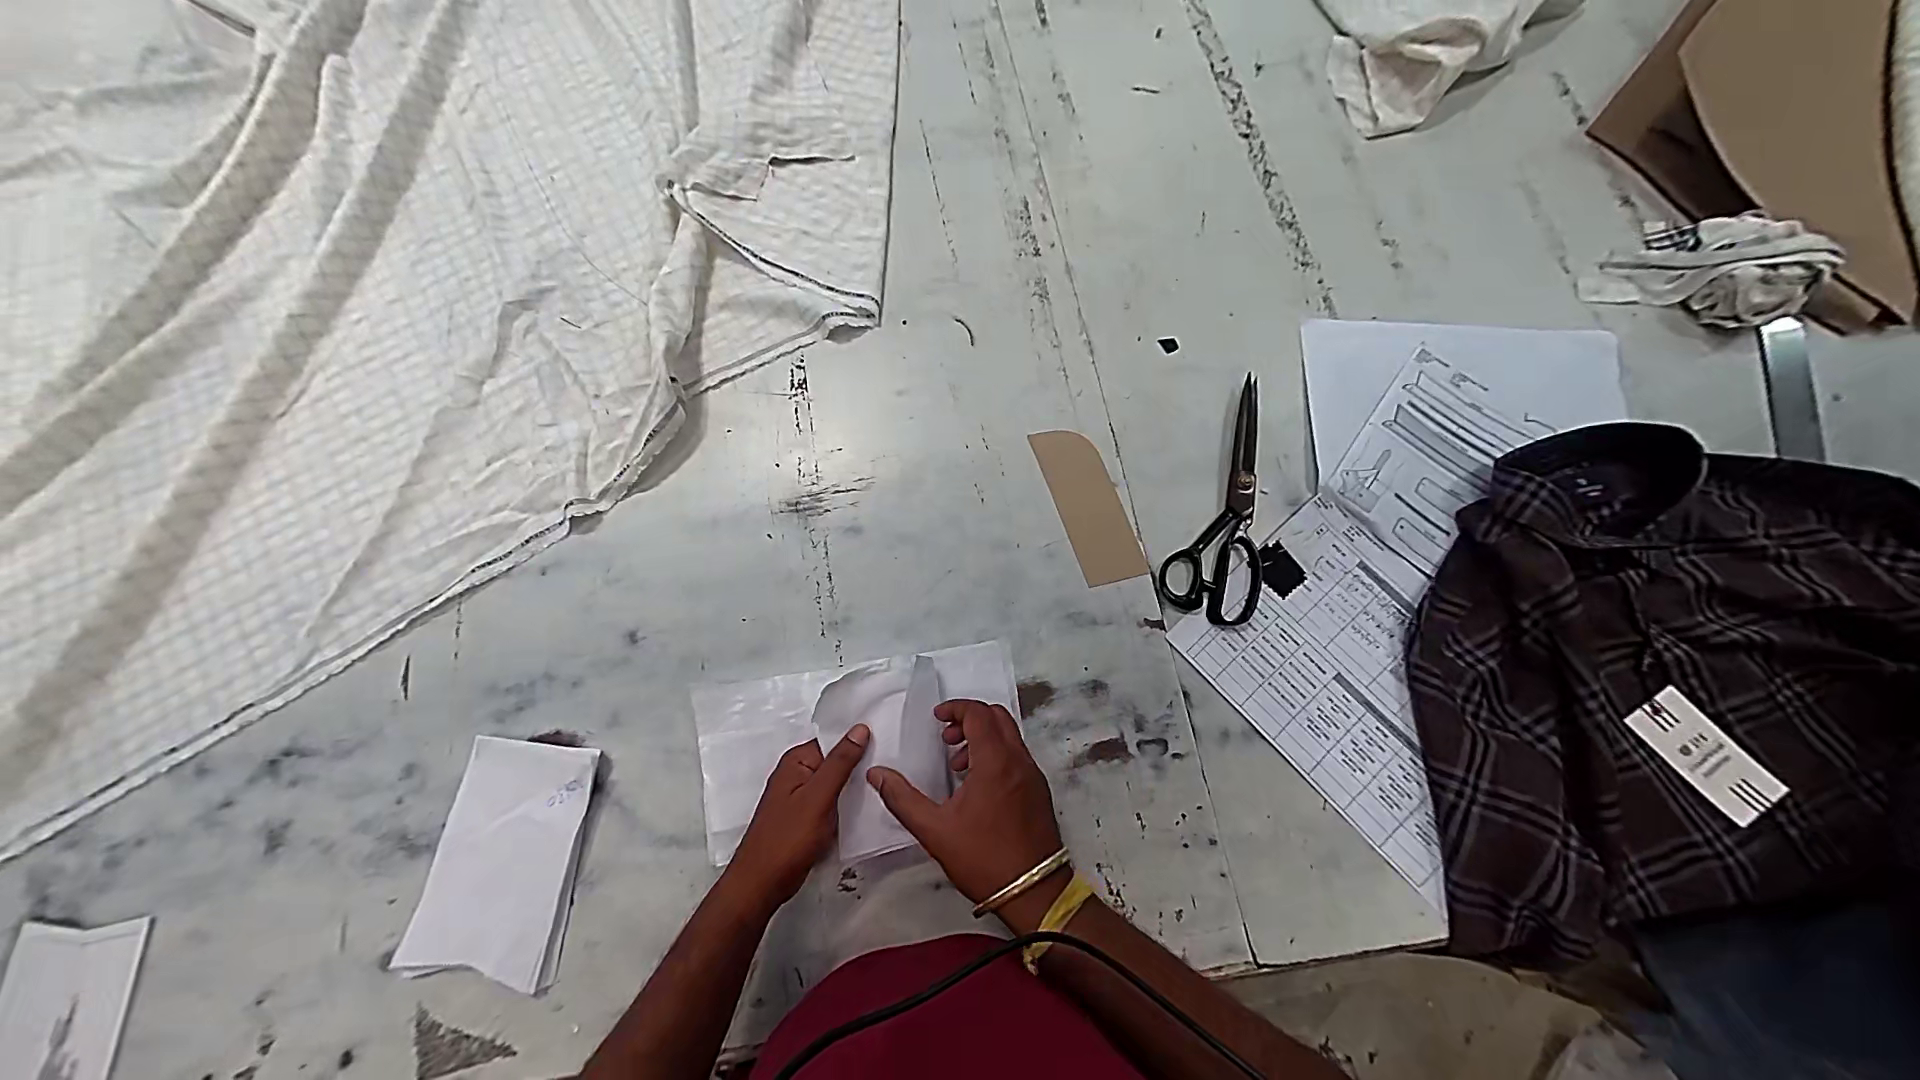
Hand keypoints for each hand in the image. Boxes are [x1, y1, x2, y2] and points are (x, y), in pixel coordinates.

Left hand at [725, 725, 869, 909]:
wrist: (763, 885)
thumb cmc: (785, 840)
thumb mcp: (819, 796)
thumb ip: (840, 762)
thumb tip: (858, 730)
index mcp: (797, 761)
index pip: (834, 739)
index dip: (859, 740)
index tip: (887, 740)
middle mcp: (797, 774)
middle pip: (836, 760)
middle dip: (859, 763)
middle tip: (890, 763)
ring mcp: (802, 797)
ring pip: (837, 783)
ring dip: (855, 786)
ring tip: (883, 783)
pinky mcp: (808, 817)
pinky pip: (834, 802)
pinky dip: (847, 804)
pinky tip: (866, 807)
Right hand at [866, 700, 1065, 928]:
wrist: (1034, 893)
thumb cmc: (984, 859)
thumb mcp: (935, 830)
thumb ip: (902, 798)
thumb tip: (877, 775)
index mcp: (996, 762)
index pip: (979, 714)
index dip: (956, 708)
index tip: (938, 718)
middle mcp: (1019, 761)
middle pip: (997, 717)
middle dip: (970, 719)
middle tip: (947, 738)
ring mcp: (1033, 775)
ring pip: (1010, 736)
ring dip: (983, 738)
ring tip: (958, 765)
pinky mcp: (1039, 790)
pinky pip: (1017, 756)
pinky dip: (997, 754)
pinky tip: (978, 785)